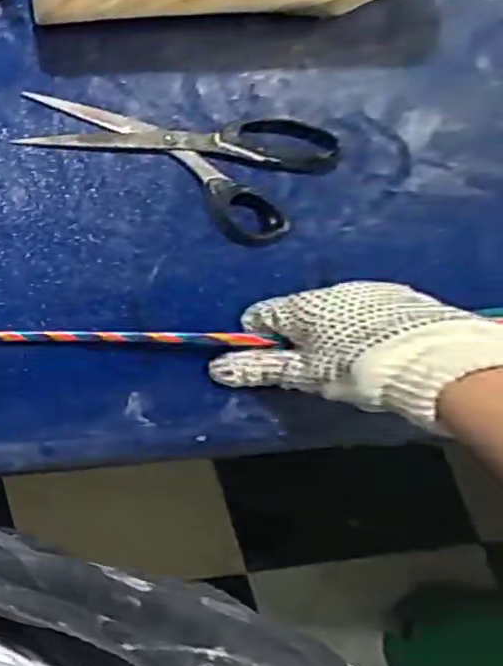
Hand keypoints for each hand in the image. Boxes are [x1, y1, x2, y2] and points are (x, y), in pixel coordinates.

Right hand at [209, 282, 502, 431]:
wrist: (450, 364)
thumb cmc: (360, 367)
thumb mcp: (304, 374)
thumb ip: (259, 368)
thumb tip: (216, 369)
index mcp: (300, 305)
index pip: (259, 317)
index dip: (262, 341)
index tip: (279, 360)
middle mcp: (334, 290)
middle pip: (300, 314)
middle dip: (302, 335)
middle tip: (319, 364)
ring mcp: (377, 292)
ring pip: (338, 312)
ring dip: (337, 330)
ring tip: (357, 357)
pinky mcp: (412, 299)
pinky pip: (373, 312)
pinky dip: (369, 327)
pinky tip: (385, 347)